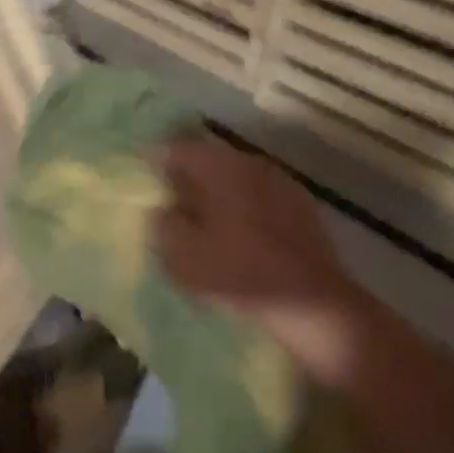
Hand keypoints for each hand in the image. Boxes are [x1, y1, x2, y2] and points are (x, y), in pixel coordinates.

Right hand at [156, 137, 366, 381]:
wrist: (312, 304)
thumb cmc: (239, 274)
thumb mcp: (182, 254)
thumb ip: (163, 223)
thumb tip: (162, 207)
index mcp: (221, 167)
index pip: (177, 148)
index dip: (154, 160)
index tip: (141, 177)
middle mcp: (252, 163)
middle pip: (209, 159)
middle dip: (186, 176)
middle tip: (167, 200)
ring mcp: (282, 183)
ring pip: (236, 178)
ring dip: (216, 192)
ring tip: (201, 220)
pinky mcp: (302, 206)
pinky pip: (259, 196)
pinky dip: (242, 206)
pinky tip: (238, 234)